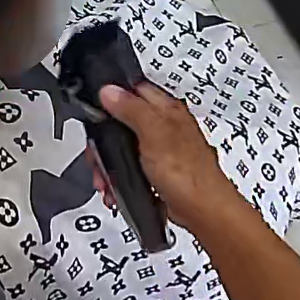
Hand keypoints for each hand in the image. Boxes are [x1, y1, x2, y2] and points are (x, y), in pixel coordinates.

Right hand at [95, 81, 249, 230]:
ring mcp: (162, 150)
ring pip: (126, 147)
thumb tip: (110, 91)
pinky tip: (117, 186)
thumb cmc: (188, 173)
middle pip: (125, 121)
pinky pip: (131, 167)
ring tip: (106, 175)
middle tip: (99, 153)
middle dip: (106, 139)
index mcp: (167, 110)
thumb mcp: (153, 133)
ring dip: (111, 162)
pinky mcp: (158, 171)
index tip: (97, 112)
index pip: (134, 89)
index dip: (113, 97)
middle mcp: (166, 127)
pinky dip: (120, 176)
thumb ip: (132, 109)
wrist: (202, 210)